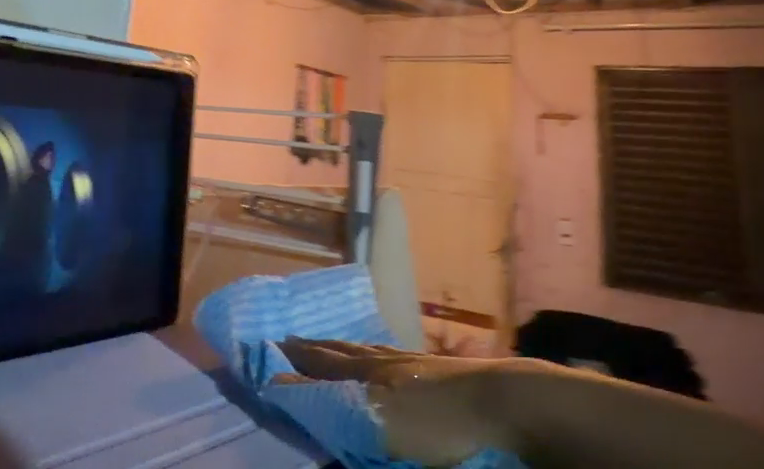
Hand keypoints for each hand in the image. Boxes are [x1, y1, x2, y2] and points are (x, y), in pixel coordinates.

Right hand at [279, 339, 543, 465]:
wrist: (500, 401)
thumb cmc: (436, 421)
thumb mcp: (375, 422)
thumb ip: (330, 405)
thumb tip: (281, 387)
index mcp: (363, 375)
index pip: (317, 366)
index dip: (290, 362)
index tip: (264, 351)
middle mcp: (380, 361)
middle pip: (338, 351)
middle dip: (310, 348)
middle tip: (287, 340)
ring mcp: (409, 360)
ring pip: (363, 348)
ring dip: (338, 346)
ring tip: (325, 342)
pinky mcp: (433, 365)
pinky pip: (387, 351)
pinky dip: (370, 349)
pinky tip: (379, 353)